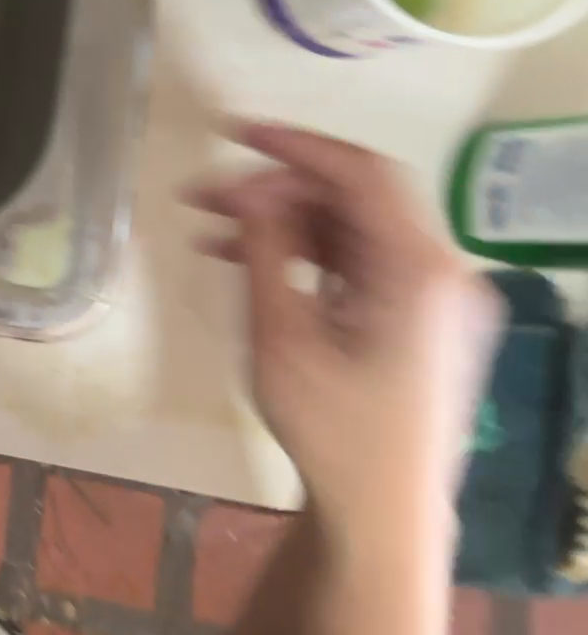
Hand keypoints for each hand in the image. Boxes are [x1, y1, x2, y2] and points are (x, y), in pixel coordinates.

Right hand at [189, 123, 499, 540]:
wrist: (381, 501)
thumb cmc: (329, 420)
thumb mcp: (283, 331)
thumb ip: (266, 250)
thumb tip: (247, 186)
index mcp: (417, 270)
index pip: (362, 176)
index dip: (297, 146)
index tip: (231, 132)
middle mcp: (437, 273)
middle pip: (352, 199)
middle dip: (272, 187)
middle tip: (197, 195)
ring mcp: (429, 296)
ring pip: (348, 228)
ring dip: (278, 218)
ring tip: (204, 226)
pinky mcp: (412, 317)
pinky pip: (352, 260)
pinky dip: (297, 250)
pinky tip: (242, 258)